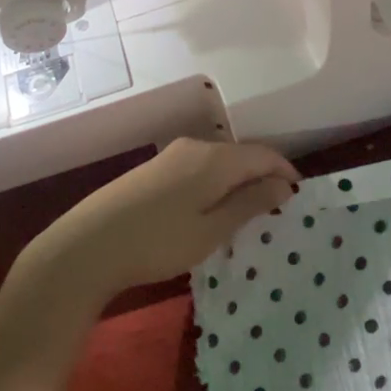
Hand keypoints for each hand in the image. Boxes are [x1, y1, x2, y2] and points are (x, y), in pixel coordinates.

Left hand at [23, 138, 299, 303]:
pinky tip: (210, 212)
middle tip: (277, 212)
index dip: (285, 173)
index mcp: (216, 158)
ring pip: (219, 163)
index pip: (264, 155)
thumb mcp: (212, 229)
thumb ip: (250, 203)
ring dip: (237, 184)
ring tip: (248, 216)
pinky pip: (198, 170)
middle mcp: (195, 147)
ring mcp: (171, 157)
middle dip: (262, 178)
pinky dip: (215, 186)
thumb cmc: (159, 241)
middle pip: (241, 156)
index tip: (300, 199)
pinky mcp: (154, 170)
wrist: (90, 244)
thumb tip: (284, 185)